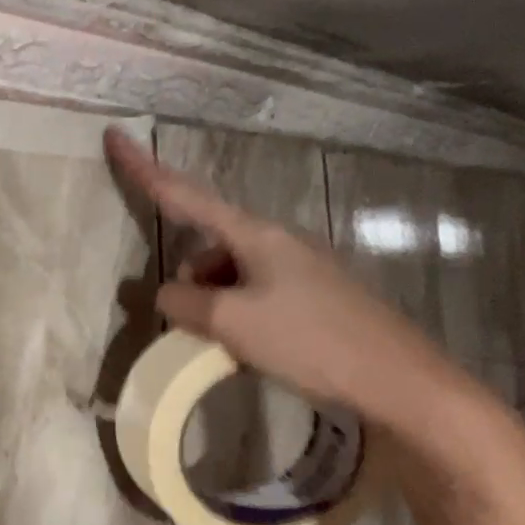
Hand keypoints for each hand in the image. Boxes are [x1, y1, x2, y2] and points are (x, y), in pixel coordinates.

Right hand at [103, 128, 445, 414]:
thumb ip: (182, 300)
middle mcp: (279, 242)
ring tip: (227, 340)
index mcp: (256, 235)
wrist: (410, 390)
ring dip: (214, 298)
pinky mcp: (319, 298)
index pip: (183, 193)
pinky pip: (256, 292)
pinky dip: (239, 312)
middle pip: (207, 241)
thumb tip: (170, 295)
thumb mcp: (229, 322)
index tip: (114, 135)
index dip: (143, 166)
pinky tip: (253, 347)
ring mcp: (303, 269)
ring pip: (230, 270)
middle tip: (192, 316)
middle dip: (190, 273)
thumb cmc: (313, 343)